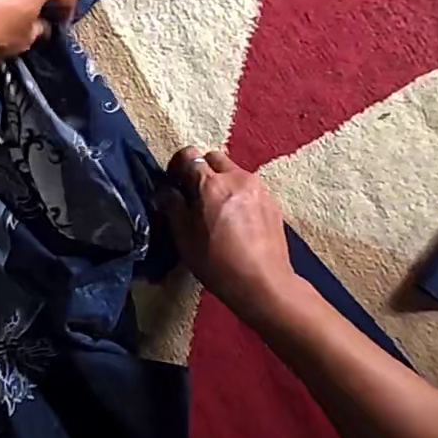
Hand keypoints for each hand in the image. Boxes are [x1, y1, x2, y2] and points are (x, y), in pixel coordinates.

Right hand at [158, 146, 302, 321]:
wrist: (263, 282)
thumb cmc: (217, 263)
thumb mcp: (185, 238)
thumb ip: (172, 207)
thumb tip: (165, 191)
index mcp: (211, 185)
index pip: (189, 155)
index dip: (177, 166)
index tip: (174, 183)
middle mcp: (237, 178)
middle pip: (214, 158)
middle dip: (201, 170)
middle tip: (193, 195)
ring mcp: (258, 188)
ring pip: (234, 172)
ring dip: (221, 182)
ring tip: (216, 210)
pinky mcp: (272, 202)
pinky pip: (249, 188)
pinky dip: (238, 195)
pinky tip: (236, 220)